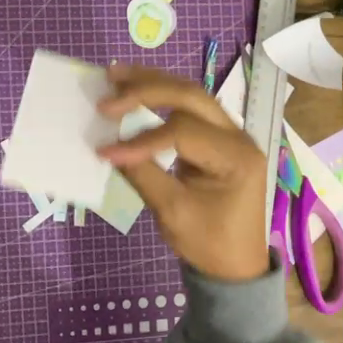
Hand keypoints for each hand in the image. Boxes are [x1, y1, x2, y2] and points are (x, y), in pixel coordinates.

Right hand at [97, 64, 270, 281]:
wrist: (235, 266)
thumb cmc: (208, 243)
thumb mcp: (173, 212)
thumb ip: (143, 175)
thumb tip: (110, 148)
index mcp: (235, 157)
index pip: (182, 132)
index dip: (140, 140)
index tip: (105, 153)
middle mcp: (238, 136)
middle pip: (191, 96)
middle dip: (147, 89)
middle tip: (108, 89)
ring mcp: (229, 134)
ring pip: (190, 95)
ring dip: (152, 83)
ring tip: (115, 75)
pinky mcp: (216, 139)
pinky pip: (188, 109)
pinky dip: (160, 98)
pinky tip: (135, 90)